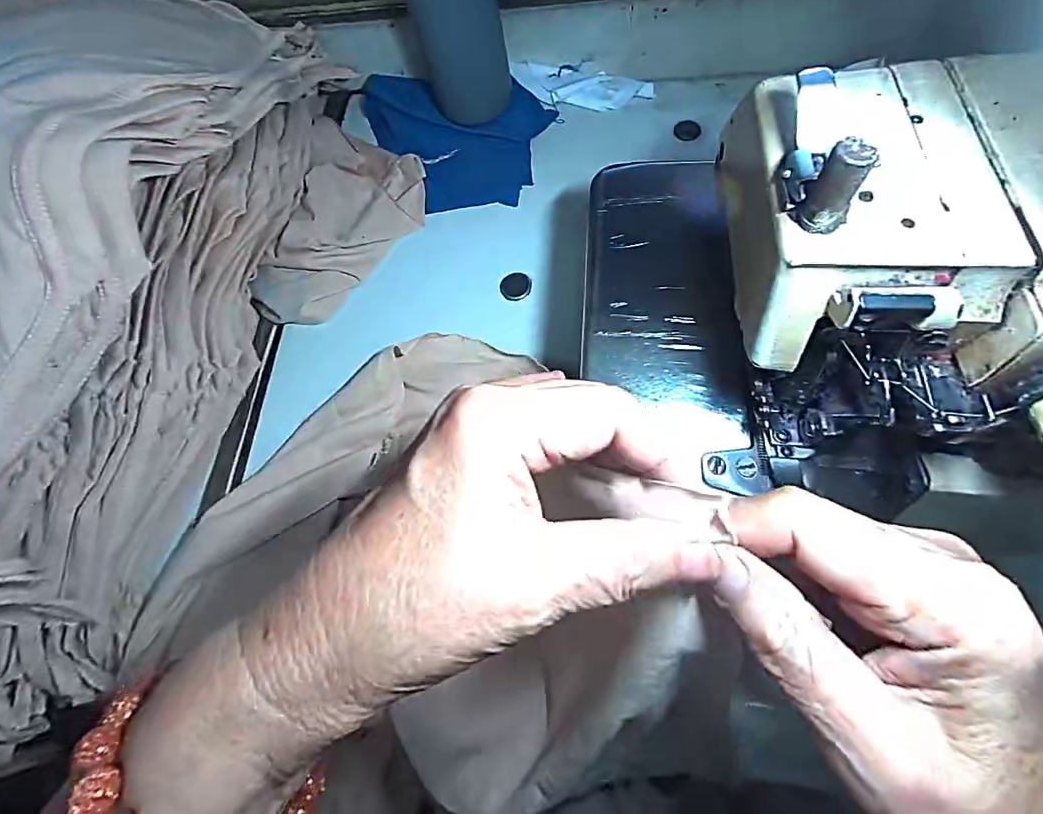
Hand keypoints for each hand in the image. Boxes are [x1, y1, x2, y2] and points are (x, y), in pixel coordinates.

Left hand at [123, 375, 730, 812]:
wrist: (334, 638)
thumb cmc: (424, 606)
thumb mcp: (538, 581)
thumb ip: (630, 557)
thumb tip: (707, 552)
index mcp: (494, 416)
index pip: (607, 409)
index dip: (663, 449)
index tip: (702, 496)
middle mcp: (480, 404)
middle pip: (586, 411)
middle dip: (641, 454)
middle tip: (686, 505)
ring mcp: (467, 424)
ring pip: (564, 426)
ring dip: (612, 461)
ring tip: (656, 507)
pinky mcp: (464, 452)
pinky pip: (538, 443)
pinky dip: (579, 468)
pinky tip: (606, 501)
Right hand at [713, 488, 1042, 813]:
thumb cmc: (965, 806)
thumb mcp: (864, 737)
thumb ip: (785, 641)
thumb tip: (716, 563)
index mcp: (957, 600)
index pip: (810, 520)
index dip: (738, 527)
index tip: (689, 549)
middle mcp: (951, 564)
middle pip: (812, 518)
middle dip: (747, 542)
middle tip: (700, 573)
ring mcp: (932, 561)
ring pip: (814, 527)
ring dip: (766, 557)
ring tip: (735, 594)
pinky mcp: (913, 571)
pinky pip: (829, 549)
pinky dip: (792, 571)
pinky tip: (781, 606)